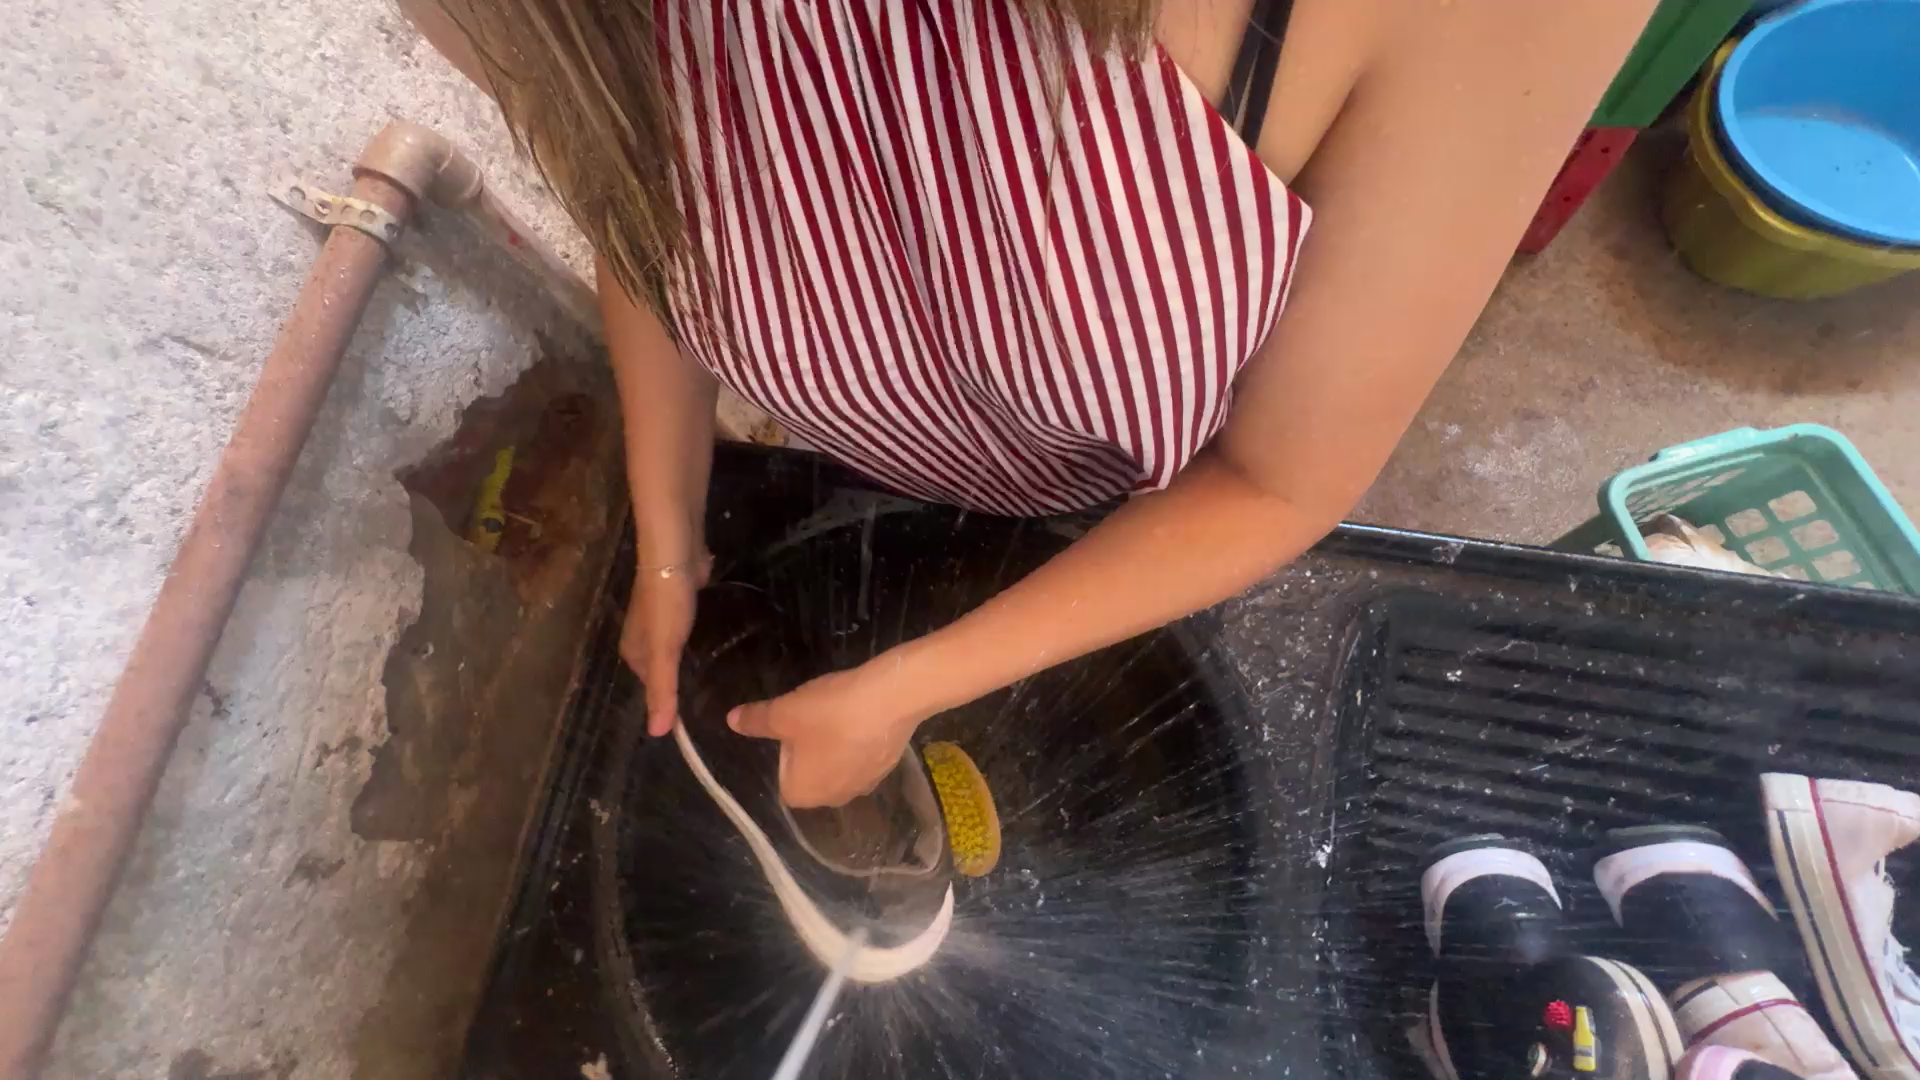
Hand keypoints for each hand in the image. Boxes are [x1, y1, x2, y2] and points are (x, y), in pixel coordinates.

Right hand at [620, 551, 712, 736]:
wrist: (675, 551)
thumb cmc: (667, 603)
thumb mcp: (664, 650)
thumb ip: (663, 689)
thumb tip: (657, 733)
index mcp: (633, 652)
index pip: (652, 687)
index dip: (670, 701)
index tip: (697, 717)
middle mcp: (644, 636)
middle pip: (664, 668)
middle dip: (684, 681)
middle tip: (716, 697)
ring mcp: (664, 617)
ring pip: (679, 648)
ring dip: (694, 659)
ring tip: (723, 677)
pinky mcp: (684, 601)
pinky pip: (693, 628)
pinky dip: (703, 638)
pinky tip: (720, 644)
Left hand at [728, 661, 927, 807]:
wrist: (890, 700)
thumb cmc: (829, 713)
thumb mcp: (784, 712)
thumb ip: (756, 720)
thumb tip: (732, 720)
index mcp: (802, 794)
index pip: (782, 775)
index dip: (786, 746)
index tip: (794, 723)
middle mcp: (833, 799)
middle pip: (812, 772)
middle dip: (812, 746)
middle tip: (816, 716)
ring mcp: (865, 785)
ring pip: (840, 764)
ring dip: (838, 743)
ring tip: (841, 713)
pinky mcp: (888, 767)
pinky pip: (863, 755)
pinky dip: (861, 739)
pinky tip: (864, 715)